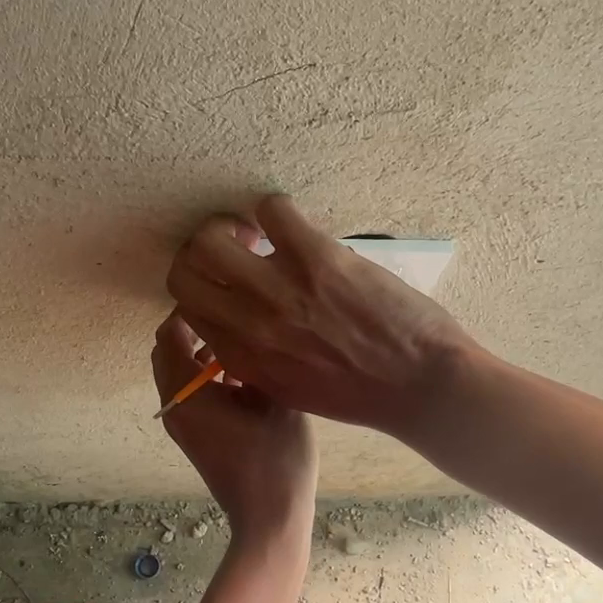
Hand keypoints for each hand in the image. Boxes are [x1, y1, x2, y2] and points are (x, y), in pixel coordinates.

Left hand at [154, 310, 316, 538]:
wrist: (269, 517)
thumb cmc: (275, 457)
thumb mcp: (275, 397)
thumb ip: (255, 357)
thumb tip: (247, 325)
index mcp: (185, 393)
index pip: (169, 334)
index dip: (192, 310)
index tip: (225, 297)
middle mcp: (173, 406)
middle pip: (167, 352)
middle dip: (194, 329)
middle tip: (233, 316)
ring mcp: (182, 424)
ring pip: (178, 374)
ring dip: (202, 354)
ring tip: (243, 341)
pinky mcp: (194, 437)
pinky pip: (189, 394)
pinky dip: (206, 377)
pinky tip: (244, 374)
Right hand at [166, 195, 480, 434]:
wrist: (420, 386)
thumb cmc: (360, 393)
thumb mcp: (291, 389)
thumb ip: (256, 359)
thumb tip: (239, 326)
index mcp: (242, 359)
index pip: (188, 308)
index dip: (204, 287)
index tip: (227, 280)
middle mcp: (250, 326)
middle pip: (183, 270)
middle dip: (202, 252)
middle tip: (235, 248)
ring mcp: (280, 290)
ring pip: (211, 238)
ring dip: (230, 226)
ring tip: (258, 232)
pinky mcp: (316, 258)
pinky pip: (270, 210)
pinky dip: (273, 209)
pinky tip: (293, 224)